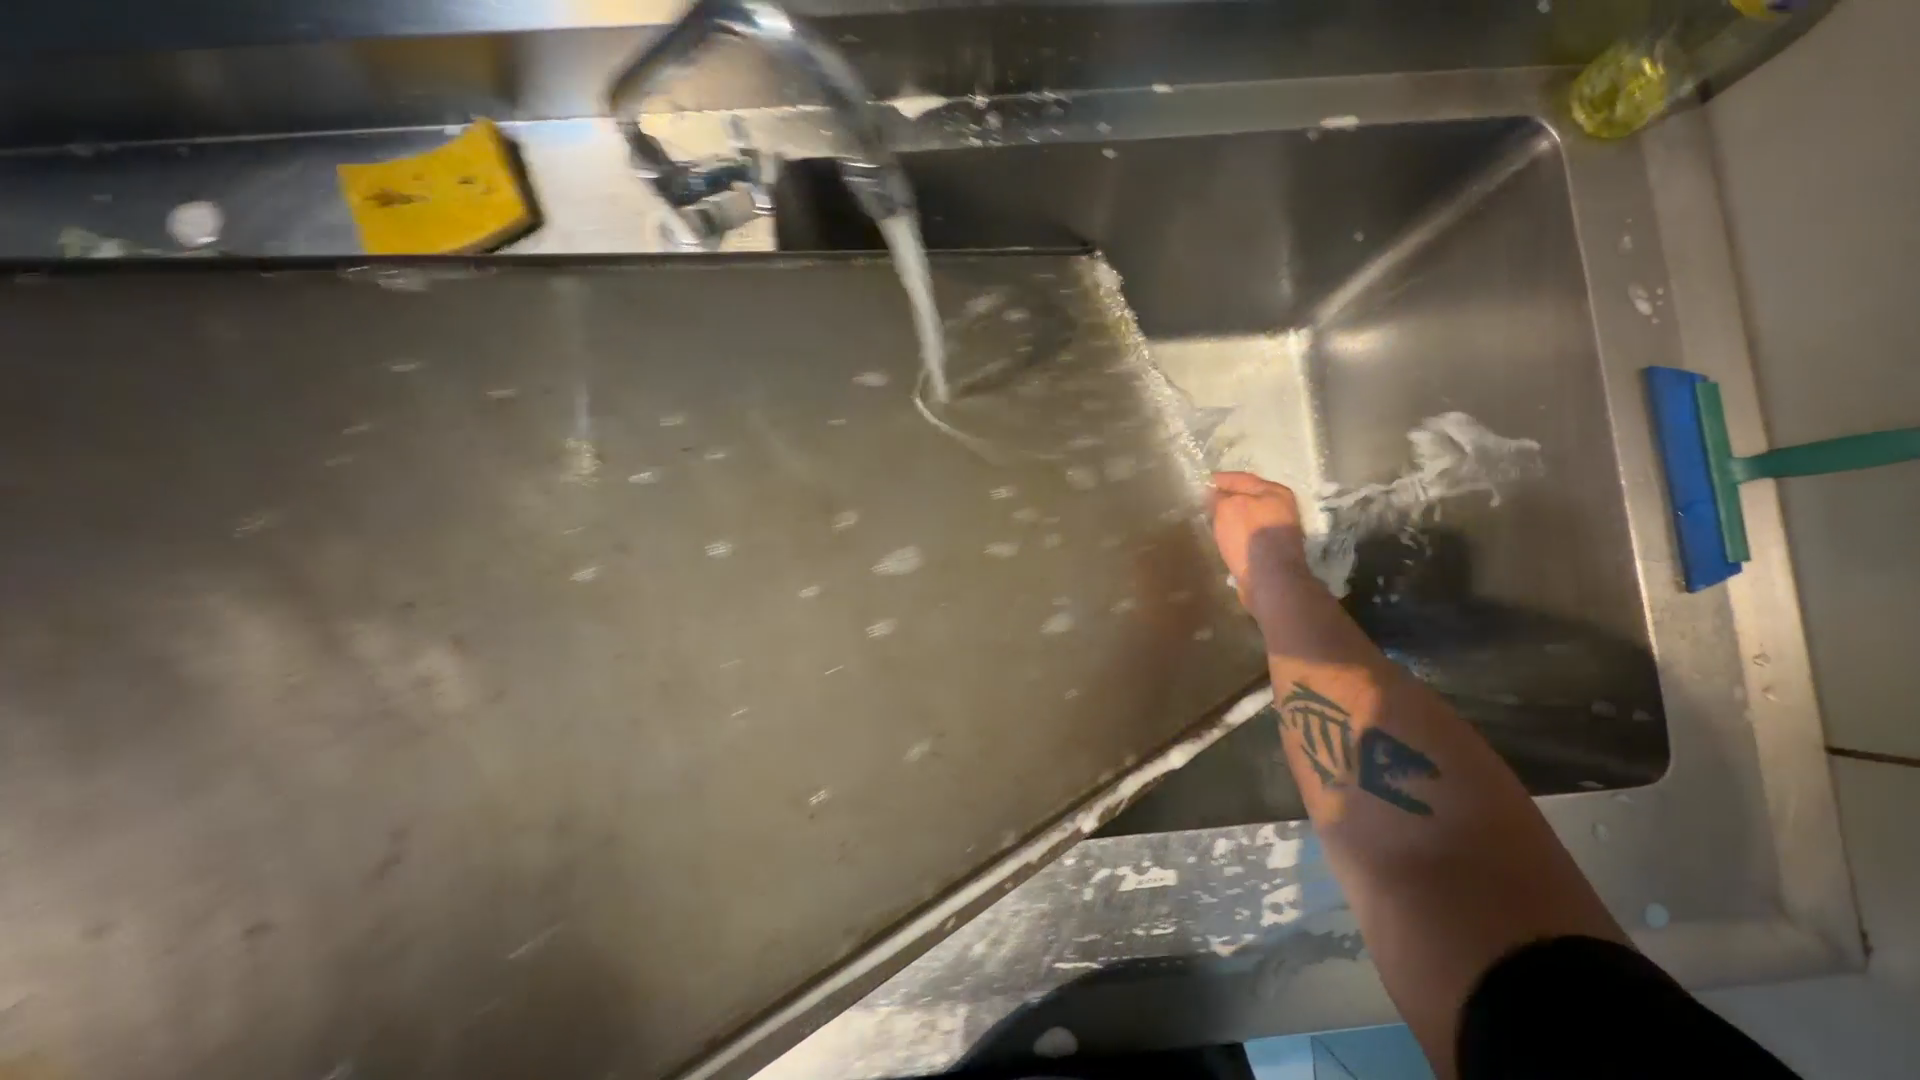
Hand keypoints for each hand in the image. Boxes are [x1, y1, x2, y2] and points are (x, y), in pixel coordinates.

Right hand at [1208, 471, 1319, 614]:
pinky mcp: (1273, 551)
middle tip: (1205, 500)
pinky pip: (1250, 535)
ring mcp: (1279, 531)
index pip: (1242, 478)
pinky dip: (1237, 533)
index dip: (1221, 479)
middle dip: (1228, 498)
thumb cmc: (1250, 537)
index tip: (1203, 482)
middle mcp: (1282, 508)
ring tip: (1212, 518)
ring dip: (1232, 517)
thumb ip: (1219, 497)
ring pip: (1249, 517)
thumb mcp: (1228, 508)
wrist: (1271, 579)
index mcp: (1275, 492)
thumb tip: (1214, 494)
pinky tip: (1225, 537)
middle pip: (1249, 497)